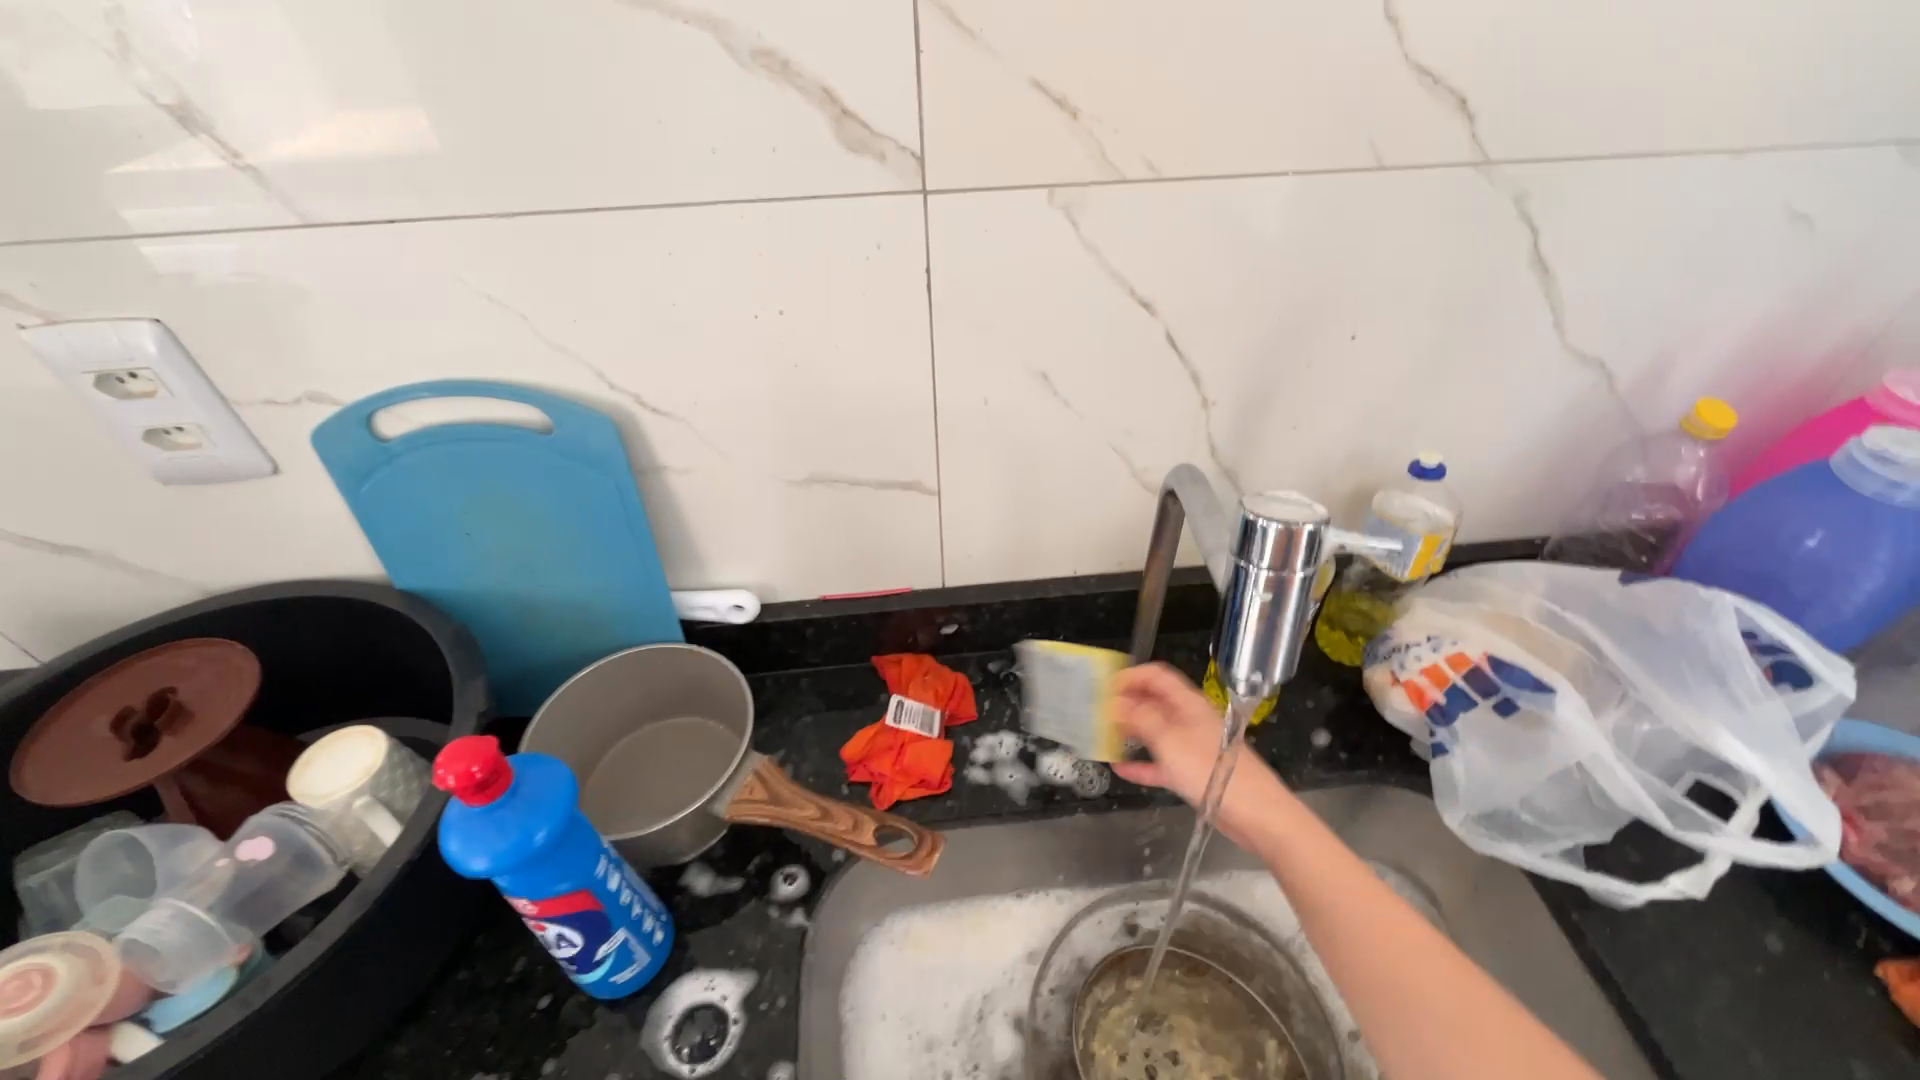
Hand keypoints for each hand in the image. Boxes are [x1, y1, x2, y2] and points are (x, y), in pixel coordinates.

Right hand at [1109, 664, 1286, 824]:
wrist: (1255, 812)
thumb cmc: (1211, 769)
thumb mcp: (1170, 740)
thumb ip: (1141, 719)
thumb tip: (1116, 703)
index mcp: (1188, 704)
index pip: (1157, 677)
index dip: (1131, 676)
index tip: (1105, 686)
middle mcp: (1189, 720)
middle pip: (1154, 703)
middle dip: (1127, 704)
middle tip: (1099, 711)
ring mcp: (1191, 747)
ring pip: (1155, 733)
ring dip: (1131, 733)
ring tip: (1105, 736)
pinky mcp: (1192, 773)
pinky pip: (1161, 763)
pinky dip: (1142, 764)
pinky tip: (1121, 768)